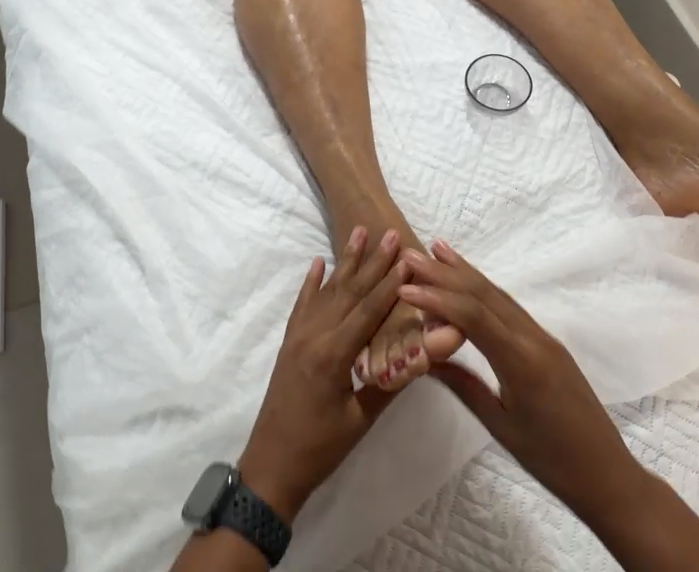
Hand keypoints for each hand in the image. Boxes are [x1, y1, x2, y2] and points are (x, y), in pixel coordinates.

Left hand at [237, 227, 409, 522]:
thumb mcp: (362, 419)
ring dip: (345, 262)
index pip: (369, 310)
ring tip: (358, 232)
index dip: (391, 282)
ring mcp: (298, 337)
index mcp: (333, 354)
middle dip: (373, 261)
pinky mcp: (289, 344)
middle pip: (349, 292)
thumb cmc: (321, 448)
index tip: (408, 255)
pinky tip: (318, 263)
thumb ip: (392, 382)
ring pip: (327, 292)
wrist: (272, 466)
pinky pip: (302, 306)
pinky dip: (311, 284)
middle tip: (390, 232)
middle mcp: (314, 336)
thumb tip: (426, 352)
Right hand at [401, 242, 698, 570]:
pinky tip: (471, 282)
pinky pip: (511, 308)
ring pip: (499, 296)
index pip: (473, 316)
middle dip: (447, 273)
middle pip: (485, 296)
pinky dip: (485, 291)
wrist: (607, 474)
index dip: (437, 298)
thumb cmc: (551, 460)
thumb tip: (424, 355)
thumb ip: (462, 385)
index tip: (403, 288)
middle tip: (411, 254)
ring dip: (466, 272)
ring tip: (437, 250)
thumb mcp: (499, 426)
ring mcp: (544, 338)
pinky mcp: (549, 344)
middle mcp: (534, 339)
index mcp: (521, 362)